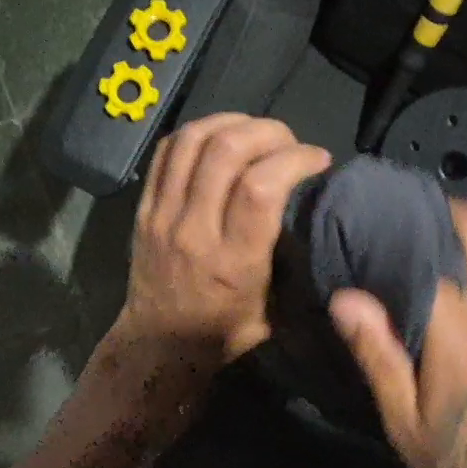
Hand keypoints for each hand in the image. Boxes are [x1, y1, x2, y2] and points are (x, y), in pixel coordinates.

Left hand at [112, 114, 330, 363]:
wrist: (158, 345)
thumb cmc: (223, 331)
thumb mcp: (273, 310)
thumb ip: (292, 262)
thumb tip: (322, 213)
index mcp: (233, 261)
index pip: (260, 187)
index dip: (295, 158)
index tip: (316, 159)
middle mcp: (194, 231)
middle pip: (226, 150)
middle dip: (268, 131)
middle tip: (288, 142)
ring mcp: (163, 216)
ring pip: (192, 141)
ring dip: (231, 122)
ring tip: (256, 131)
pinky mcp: (144, 208)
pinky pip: (166, 152)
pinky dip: (196, 132)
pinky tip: (219, 136)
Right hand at [329, 201, 466, 467]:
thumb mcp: (405, 422)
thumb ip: (377, 354)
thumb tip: (344, 297)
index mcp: (465, 338)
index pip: (434, 254)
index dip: (400, 231)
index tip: (369, 224)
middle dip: (443, 212)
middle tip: (403, 225)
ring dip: (462, 237)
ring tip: (421, 250)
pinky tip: (452, 283)